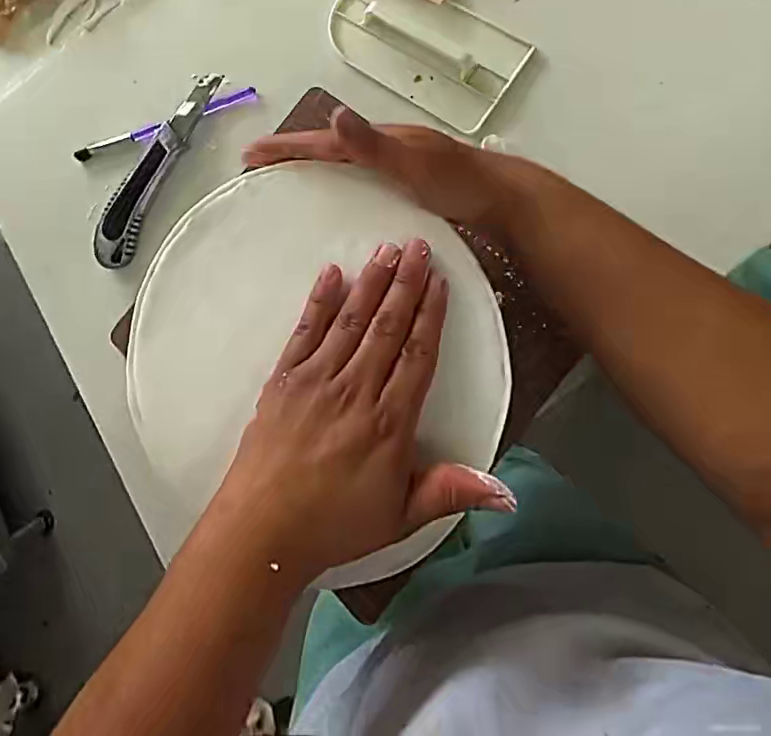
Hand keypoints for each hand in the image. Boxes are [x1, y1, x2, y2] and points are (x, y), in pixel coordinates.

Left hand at [194, 239, 514, 588]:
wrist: (262, 524)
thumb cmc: (333, 524)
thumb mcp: (399, 516)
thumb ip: (447, 492)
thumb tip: (507, 490)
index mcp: (387, 423)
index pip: (417, 357)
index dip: (430, 316)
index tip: (440, 283)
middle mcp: (352, 391)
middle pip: (385, 328)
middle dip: (404, 284)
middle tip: (417, 246)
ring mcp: (313, 380)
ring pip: (349, 322)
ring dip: (368, 283)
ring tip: (384, 250)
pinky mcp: (281, 379)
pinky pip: (303, 332)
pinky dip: (318, 302)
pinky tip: (330, 275)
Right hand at [242, 108, 514, 232]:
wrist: (508, 202)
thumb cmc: (463, 185)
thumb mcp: (415, 164)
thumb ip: (373, 144)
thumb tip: (334, 114)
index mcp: (379, 141)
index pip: (321, 141)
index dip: (285, 147)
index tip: (251, 153)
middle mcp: (382, 148)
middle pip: (324, 146)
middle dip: (288, 152)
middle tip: (257, 163)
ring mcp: (393, 164)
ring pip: (338, 160)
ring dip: (307, 164)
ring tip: (282, 175)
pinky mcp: (402, 183)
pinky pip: (354, 176)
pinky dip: (331, 179)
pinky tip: (331, 196)